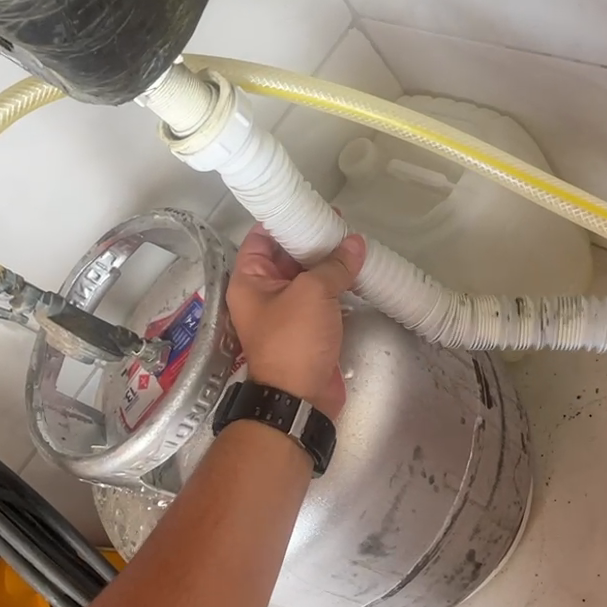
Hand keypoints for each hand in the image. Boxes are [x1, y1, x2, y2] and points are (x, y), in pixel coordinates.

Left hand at [226, 226, 364, 416]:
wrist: (299, 399)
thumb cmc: (294, 341)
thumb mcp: (313, 293)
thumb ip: (334, 265)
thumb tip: (355, 244)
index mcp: (249, 281)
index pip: (261, 238)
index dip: (285, 220)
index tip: (312, 207)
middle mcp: (263, 294)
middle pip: (286, 256)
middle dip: (312, 240)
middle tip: (341, 225)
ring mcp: (286, 313)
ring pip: (306, 279)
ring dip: (327, 264)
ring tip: (354, 246)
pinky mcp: (307, 330)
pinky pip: (320, 300)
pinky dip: (336, 287)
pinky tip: (357, 274)